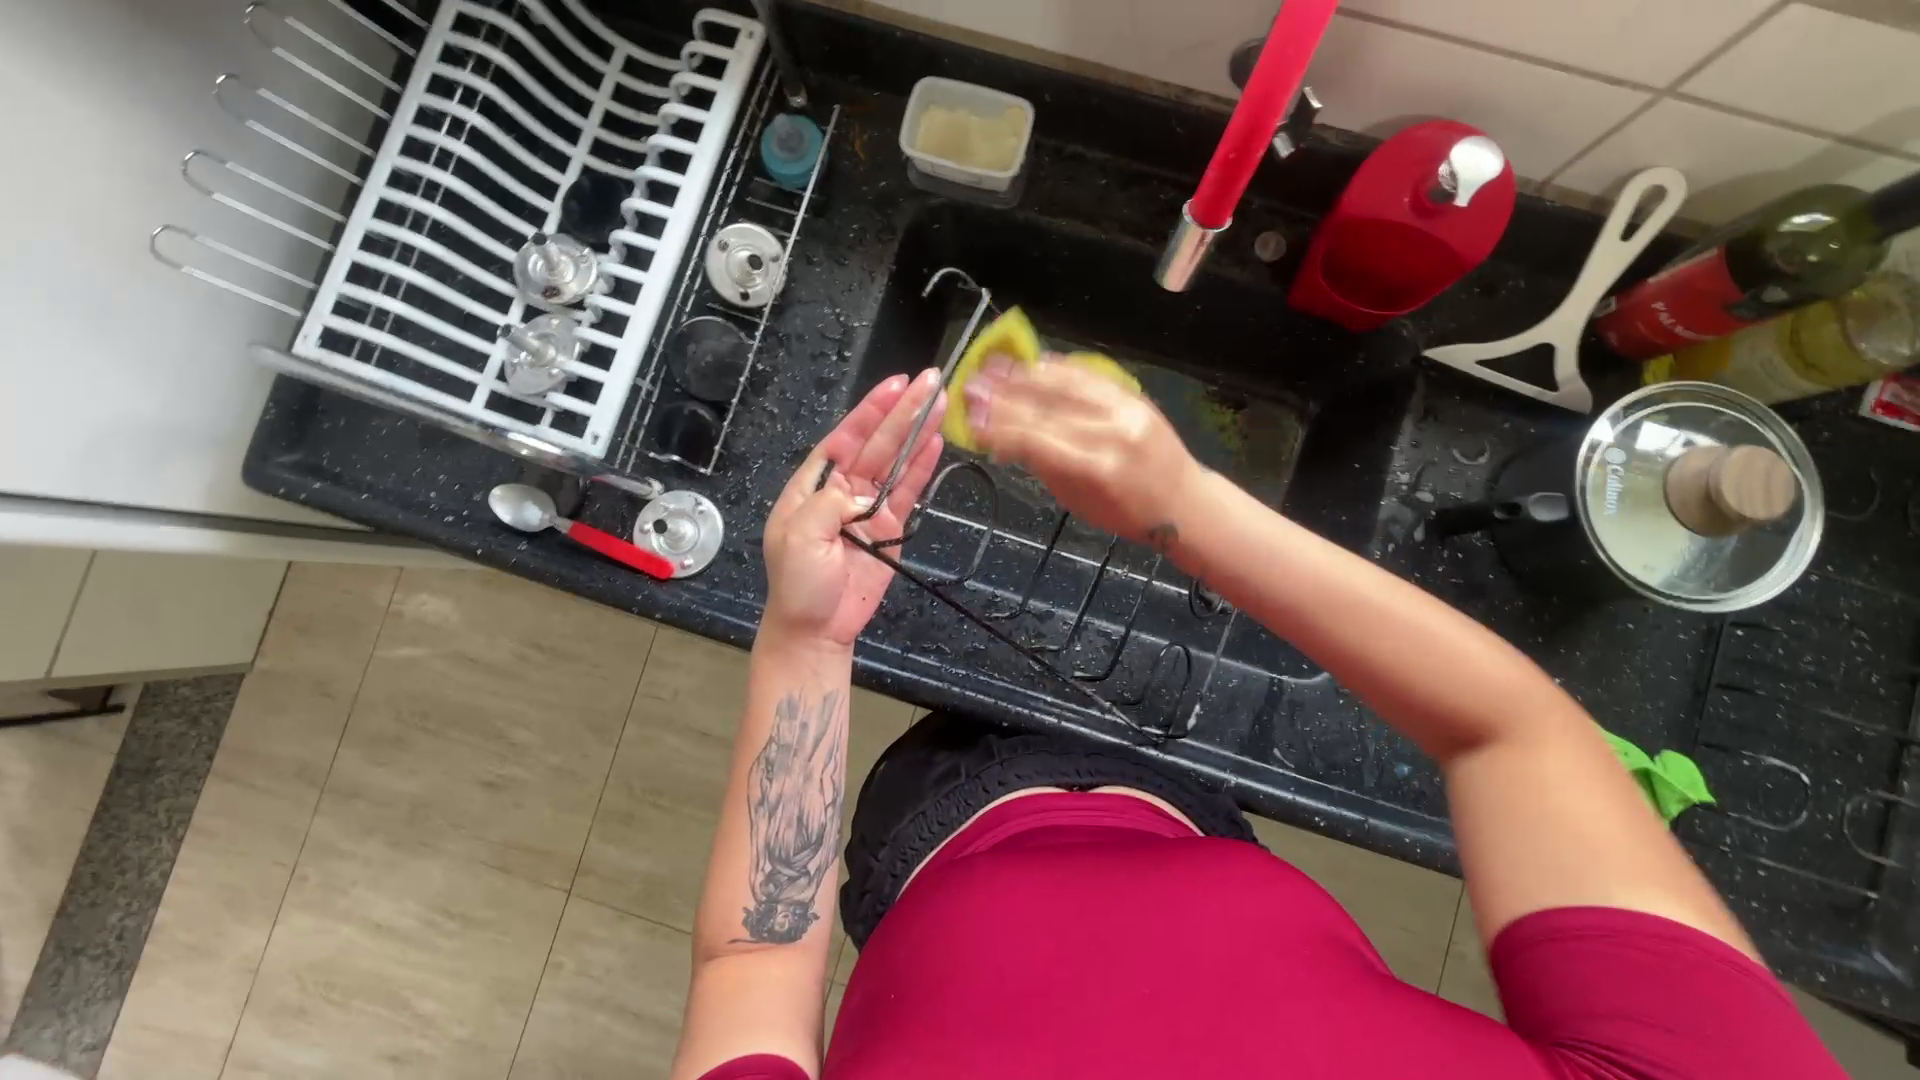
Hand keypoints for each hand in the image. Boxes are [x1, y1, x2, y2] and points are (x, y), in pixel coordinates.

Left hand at [762, 369, 946, 646]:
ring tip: (939, 403)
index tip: (894, 387)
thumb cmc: (798, 585)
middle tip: (929, 382)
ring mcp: (868, 509)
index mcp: (813, 486)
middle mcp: (842, 490)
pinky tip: (935, 442)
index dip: (869, 412)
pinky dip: (922, 468)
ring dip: (917, 433)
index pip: (844, 438)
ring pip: (896, 463)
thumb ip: (829, 505)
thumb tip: (862, 491)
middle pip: (876, 444)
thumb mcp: (799, 539)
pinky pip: (908, 492)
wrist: (816, 630)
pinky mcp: (890, 529)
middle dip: (902, 413)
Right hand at [966, 352, 1201, 550]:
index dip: (1000, 429)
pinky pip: (1090, 376)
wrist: (1182, 501)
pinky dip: (1059, 367)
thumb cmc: (1125, 513)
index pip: (1036, 440)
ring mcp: (1125, 409)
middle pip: (1046, 407)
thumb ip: (1043, 465)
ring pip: (1066, 384)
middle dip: (1004, 396)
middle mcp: (1111, 432)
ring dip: (1025, 374)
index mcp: (1095, 468)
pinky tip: (1034, 362)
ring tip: (994, 366)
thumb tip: (1006, 437)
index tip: (972, 420)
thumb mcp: (1076, 501)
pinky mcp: (1134, 395)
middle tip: (972, 385)